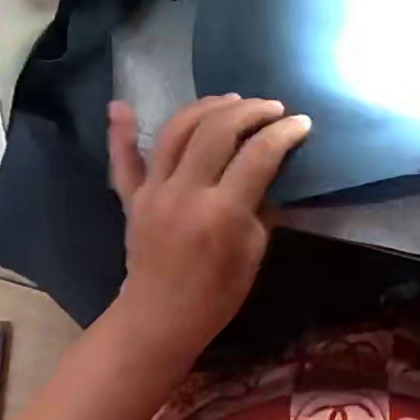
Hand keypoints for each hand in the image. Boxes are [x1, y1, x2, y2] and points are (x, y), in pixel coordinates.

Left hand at [106, 96, 311, 352]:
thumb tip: (267, 169)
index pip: (258, 155)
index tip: (300, 122)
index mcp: (222, 212)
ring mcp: (153, 191)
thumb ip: (260, 206)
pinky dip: (120, 132)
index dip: (283, 133)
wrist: (160, 318)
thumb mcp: (253, 253)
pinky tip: (120, 105)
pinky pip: (122, 161)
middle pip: (216, 130)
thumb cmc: (216, 295)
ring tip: (230, 101)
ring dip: (205, 107)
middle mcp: (185, 192)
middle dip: (249, 110)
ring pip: (175, 130)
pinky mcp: (131, 197)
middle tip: (270, 107)